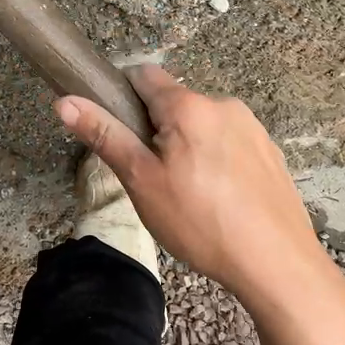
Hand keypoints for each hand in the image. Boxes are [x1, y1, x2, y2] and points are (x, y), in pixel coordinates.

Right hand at [55, 64, 325, 307]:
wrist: (281, 269)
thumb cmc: (201, 222)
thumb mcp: (141, 180)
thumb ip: (103, 134)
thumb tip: (64, 100)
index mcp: (189, 106)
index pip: (142, 74)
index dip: (122, 96)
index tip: (119, 133)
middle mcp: (224, 105)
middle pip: (173, 102)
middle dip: (155, 129)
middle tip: (150, 175)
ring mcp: (253, 129)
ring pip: (201, 124)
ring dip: (186, 145)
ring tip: (186, 194)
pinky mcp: (272, 155)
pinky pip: (229, 143)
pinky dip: (215, 160)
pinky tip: (218, 201)